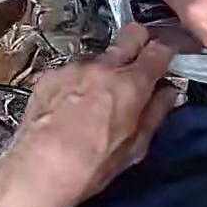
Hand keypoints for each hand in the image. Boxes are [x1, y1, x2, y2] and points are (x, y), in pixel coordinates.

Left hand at [0, 24, 177, 206]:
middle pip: (132, 34)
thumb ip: (156, 113)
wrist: (36, 172)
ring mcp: (75, 67)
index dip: (167, 51)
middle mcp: (105, 66)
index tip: (168, 59)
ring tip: (95, 98)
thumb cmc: (93, 165)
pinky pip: (73, 71)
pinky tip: (69, 106)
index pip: (159, 50)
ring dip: (105, 70)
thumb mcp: (136, 147)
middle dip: (141, 41)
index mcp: (132, 83)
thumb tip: (170, 92)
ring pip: (100, 57)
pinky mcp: (50, 75)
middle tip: (140, 62)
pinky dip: (78, 82)